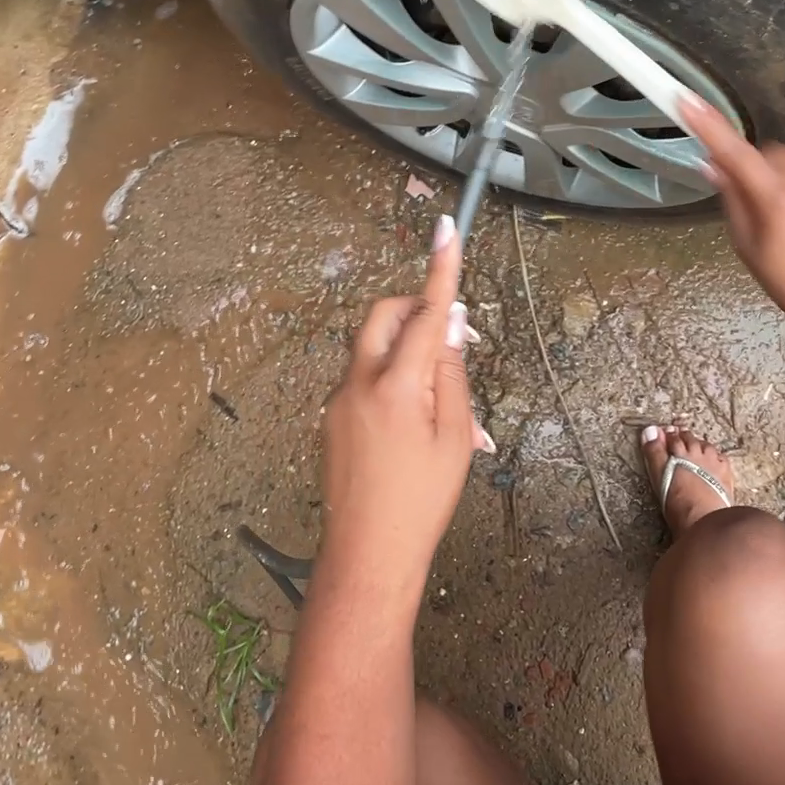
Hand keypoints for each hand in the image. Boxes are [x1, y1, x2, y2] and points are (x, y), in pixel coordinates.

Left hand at [319, 215, 485, 583]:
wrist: (367, 554)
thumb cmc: (423, 500)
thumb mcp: (455, 435)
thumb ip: (451, 371)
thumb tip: (450, 321)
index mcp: (395, 385)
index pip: (424, 313)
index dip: (440, 269)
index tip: (447, 230)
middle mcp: (358, 382)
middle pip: (384, 316)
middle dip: (415, 307)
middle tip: (452, 336)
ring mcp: (338, 399)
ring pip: (375, 348)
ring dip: (408, 350)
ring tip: (443, 401)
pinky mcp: (330, 417)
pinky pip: (365, 378)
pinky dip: (394, 378)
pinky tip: (417, 421)